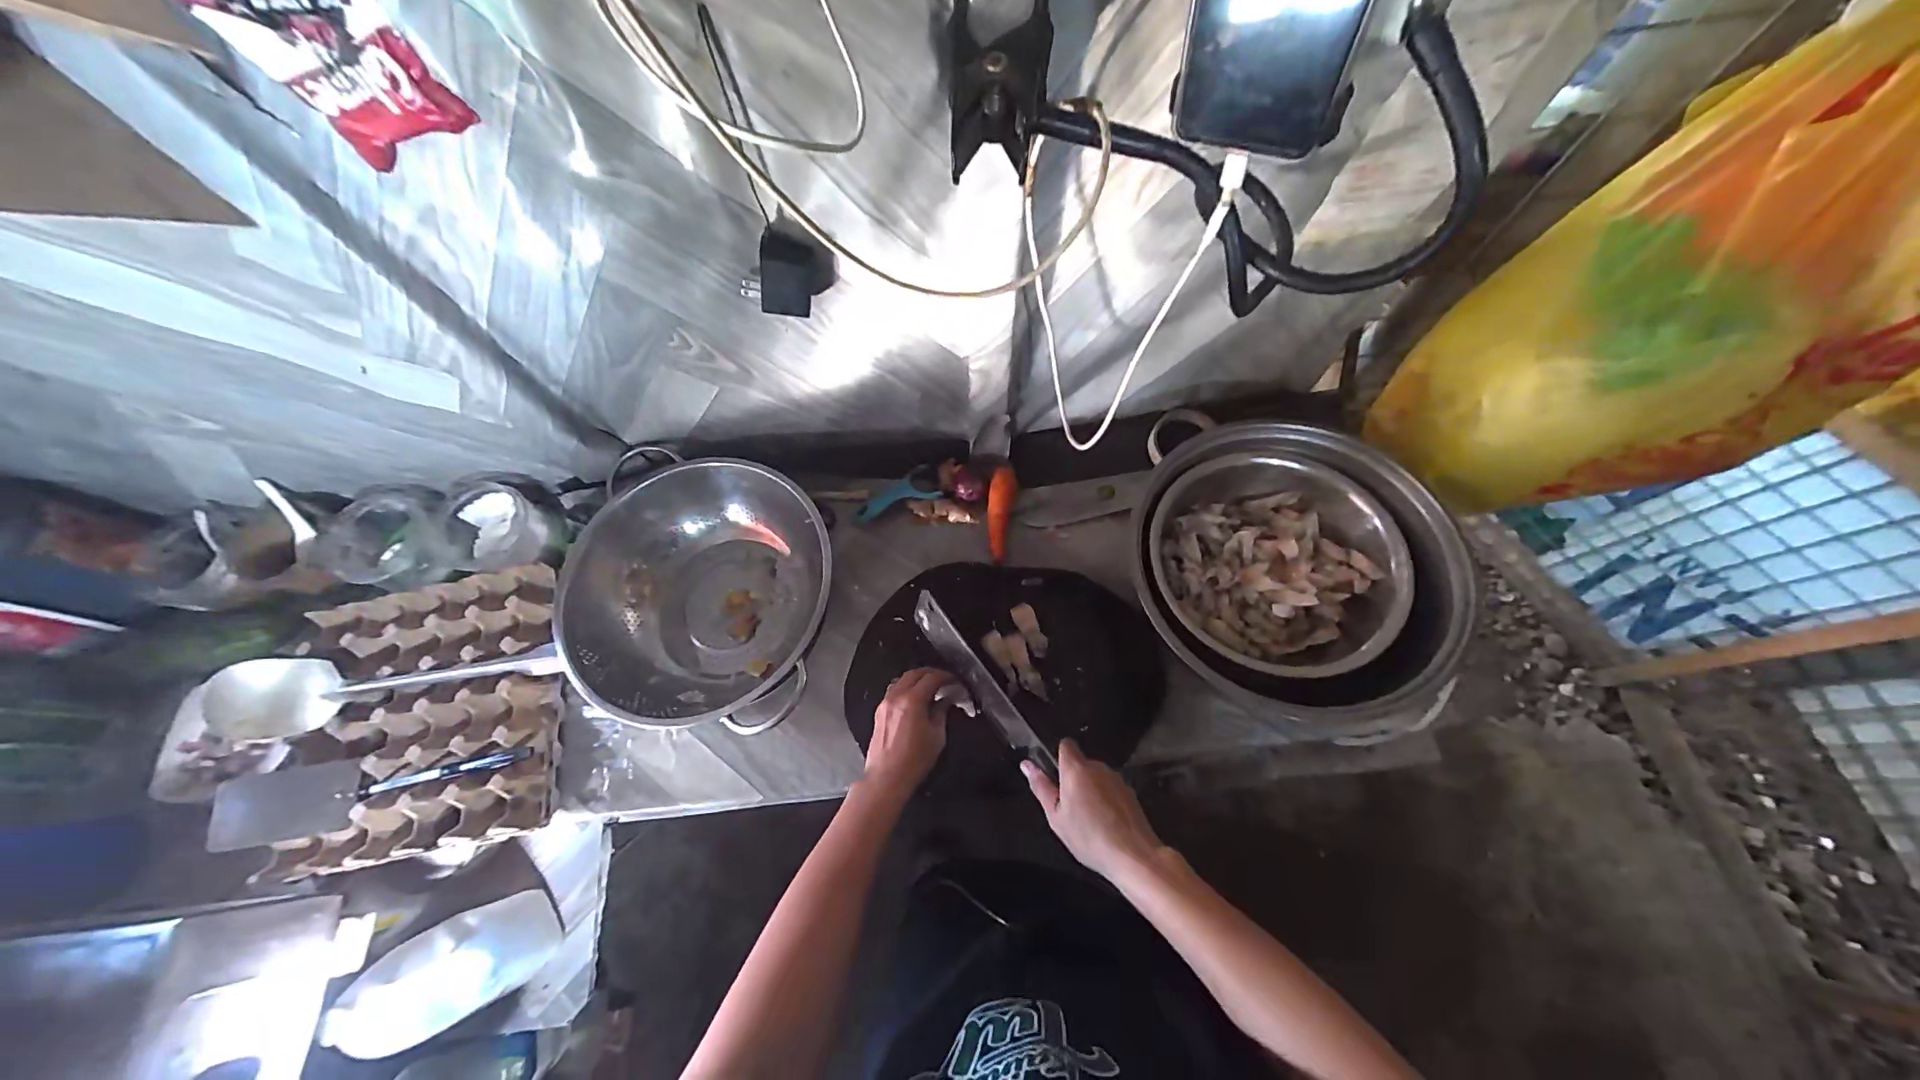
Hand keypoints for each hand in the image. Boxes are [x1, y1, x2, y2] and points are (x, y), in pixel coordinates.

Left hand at [864, 668, 956, 797]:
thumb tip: (945, 700)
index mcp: (911, 701)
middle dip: (931, 674)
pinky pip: (894, 691)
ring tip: (931, 689)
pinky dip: (906, 689)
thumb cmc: (912, 762)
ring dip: (917, 680)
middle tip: (944, 680)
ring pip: (902, 681)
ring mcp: (885, 705)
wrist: (887, 779)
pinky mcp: (879, 713)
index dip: (946, 676)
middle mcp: (895, 698)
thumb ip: (941, 712)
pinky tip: (915, 700)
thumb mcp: (936, 736)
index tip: (954, 681)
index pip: (931, 678)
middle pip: (914, 674)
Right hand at [1023, 739, 1169, 881]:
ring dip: (1091, 791)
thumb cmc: (1088, 837)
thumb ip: (1041, 787)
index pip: (1066, 745)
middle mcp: (1098, 767)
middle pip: (1081, 764)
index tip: (1055, 778)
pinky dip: (1106, 801)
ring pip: (1097, 778)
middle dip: (1074, 780)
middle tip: (1069, 808)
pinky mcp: (1131, 793)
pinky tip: (1106, 824)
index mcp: (1076, 768)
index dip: (1058, 757)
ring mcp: (1117, 779)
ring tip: (1089, 821)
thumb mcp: (1056, 817)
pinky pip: (1111, 790)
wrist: (1133, 855)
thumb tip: (1027, 764)